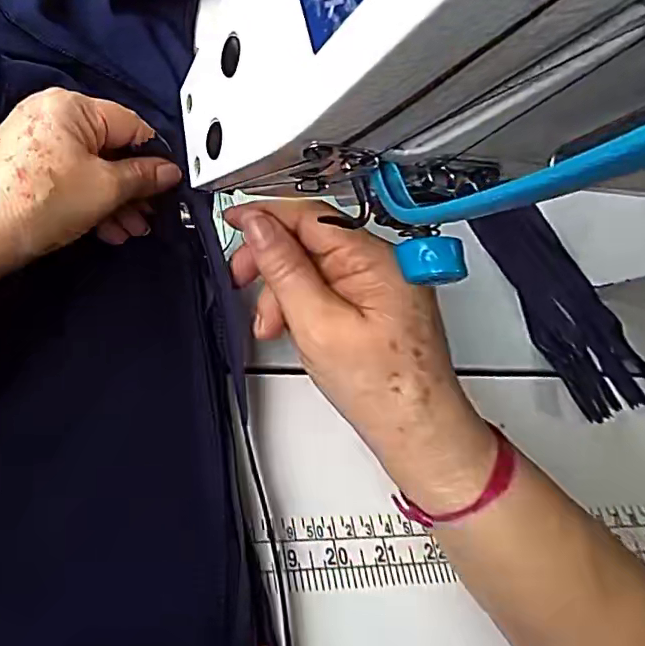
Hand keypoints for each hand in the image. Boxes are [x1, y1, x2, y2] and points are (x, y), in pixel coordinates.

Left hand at [0, 88, 182, 297]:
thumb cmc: (34, 204)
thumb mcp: (104, 189)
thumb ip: (142, 176)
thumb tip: (166, 171)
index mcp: (68, 104)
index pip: (130, 125)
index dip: (153, 158)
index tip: (166, 187)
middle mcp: (47, 115)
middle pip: (107, 147)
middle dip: (131, 187)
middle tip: (147, 216)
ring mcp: (31, 141)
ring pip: (87, 167)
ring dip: (111, 200)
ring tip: (127, 230)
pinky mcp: (21, 167)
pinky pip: (65, 177)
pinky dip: (86, 200)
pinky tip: (104, 229)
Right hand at [225, 200, 497, 513]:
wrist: (413, 430)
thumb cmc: (380, 385)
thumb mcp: (315, 321)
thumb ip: (283, 266)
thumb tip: (257, 224)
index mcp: (376, 261)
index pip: (310, 217)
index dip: (265, 215)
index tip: (232, 218)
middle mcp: (381, 265)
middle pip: (306, 239)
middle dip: (267, 259)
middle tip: (239, 277)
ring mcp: (376, 284)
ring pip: (307, 264)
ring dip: (276, 288)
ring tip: (268, 322)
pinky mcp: (368, 302)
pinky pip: (319, 285)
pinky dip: (293, 301)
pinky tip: (284, 324)